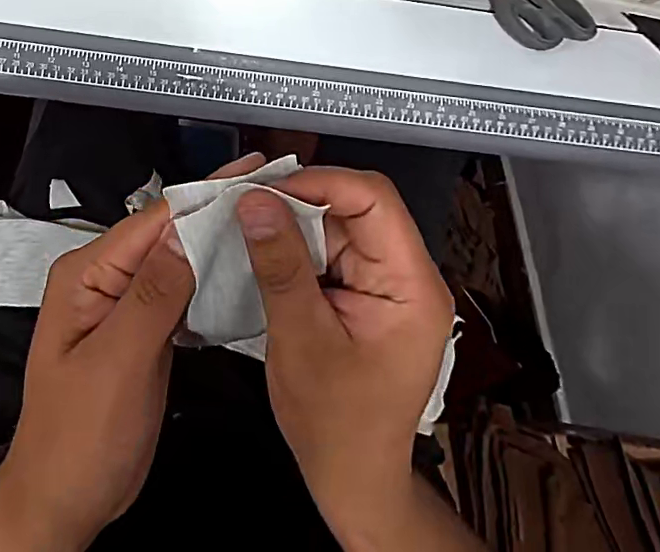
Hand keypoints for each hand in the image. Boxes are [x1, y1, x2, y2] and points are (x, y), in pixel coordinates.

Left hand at [0, 155, 265, 551]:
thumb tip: (185, 233)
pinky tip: (241, 267)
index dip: (203, 194)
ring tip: (264, 218)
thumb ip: (152, 297)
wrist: (62, 500)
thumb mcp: (115, 365)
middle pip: (167, 232)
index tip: (249, 172)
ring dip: (216, 239)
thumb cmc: (78, 438)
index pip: (153, 221)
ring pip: (178, 258)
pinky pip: (181, 288)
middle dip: (215, 209)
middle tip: (270, 189)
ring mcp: (125, 301)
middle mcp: (105, 277)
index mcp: (87, 274)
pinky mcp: (144, 326)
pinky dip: (210, 276)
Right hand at [238, 167, 479, 551]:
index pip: (374, 200)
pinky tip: (263, 248)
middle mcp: (405, 274)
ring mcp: (383, 281)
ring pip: (336, 222)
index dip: (320, 182)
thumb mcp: (301, 340)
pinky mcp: (361, 290)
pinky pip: (327, 247)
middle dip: (299, 200)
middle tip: (248, 204)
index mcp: (411, 285)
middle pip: (355, 205)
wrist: (352, 477)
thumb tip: (256, 201)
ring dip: (292, 221)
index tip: (268, 189)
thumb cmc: (337, 424)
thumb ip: (280, 265)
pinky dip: (293, 243)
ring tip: (248, 224)